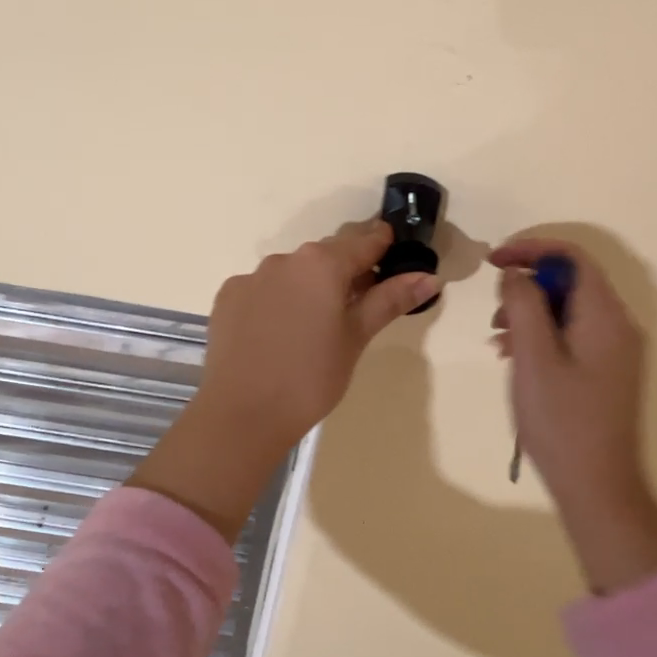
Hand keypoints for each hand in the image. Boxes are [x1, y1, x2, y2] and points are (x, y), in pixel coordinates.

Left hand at [197, 220, 440, 451]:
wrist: (243, 413)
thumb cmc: (311, 378)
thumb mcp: (356, 338)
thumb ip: (389, 301)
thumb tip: (429, 276)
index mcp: (322, 264)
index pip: (364, 242)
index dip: (383, 247)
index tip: (395, 254)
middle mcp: (284, 260)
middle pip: (326, 256)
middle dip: (346, 272)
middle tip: (360, 305)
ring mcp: (250, 277)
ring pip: (292, 273)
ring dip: (309, 288)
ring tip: (315, 327)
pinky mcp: (227, 298)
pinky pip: (263, 290)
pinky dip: (277, 302)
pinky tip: (279, 334)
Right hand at [491, 237, 656, 592]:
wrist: (598, 487)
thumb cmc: (562, 421)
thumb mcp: (533, 357)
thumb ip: (523, 305)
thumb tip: (517, 274)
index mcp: (605, 316)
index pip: (572, 257)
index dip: (530, 249)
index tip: (492, 261)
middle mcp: (618, 326)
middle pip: (570, 281)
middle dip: (527, 286)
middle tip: (493, 313)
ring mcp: (614, 352)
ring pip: (568, 310)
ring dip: (530, 313)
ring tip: (498, 342)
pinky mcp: (606, 373)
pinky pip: (572, 336)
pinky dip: (541, 337)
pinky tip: (515, 360)